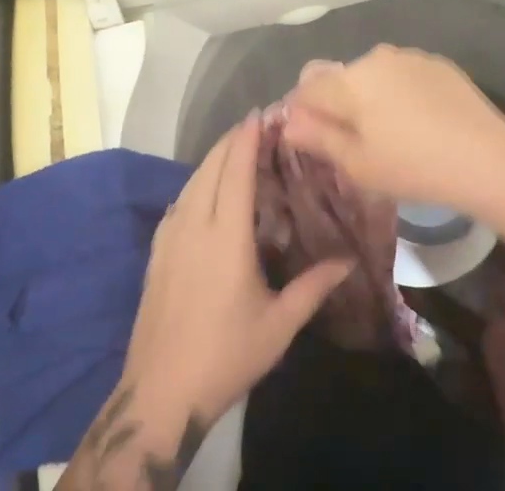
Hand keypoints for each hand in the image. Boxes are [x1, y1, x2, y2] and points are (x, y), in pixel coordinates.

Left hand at [124, 115, 353, 425]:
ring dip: (213, 160)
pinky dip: (197, 183)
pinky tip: (209, 191)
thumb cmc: (226, 356)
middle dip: (232, 141)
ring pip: (191, 182)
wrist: (160, 391)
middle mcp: (193, 225)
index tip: (263, 114)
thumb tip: (348, 262)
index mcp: (225, 237)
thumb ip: (314, 287)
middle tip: (258, 126)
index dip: (248, 139)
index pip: (235, 171)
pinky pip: (179, 202)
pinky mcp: (156, 253)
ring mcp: (169, 238)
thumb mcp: (279, 325)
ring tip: (237, 150)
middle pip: (210, 167)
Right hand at [285, 45, 504, 213]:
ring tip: (392, 135)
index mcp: (349, 81)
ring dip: (370, 98)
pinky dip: (401, 94)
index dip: (303, 114)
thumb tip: (288, 121)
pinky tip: (420, 124)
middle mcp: (375, 58)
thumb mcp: (358, 164)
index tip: (317, 141)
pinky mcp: (439, 65)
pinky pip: (404, 76)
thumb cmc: (413, 167)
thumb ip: (319, 138)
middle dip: (338, 105)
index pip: (306, 88)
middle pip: (340, 78)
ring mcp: (410, 58)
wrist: (488, 160)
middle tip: (357, 145)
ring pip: (373, 75)